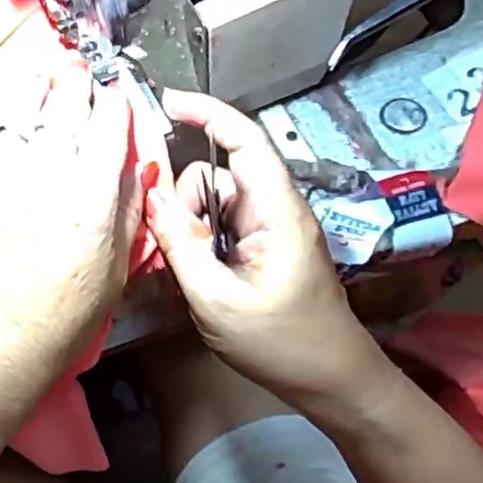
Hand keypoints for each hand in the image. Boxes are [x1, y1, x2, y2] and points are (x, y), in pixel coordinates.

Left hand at [0, 67, 141, 432]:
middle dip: (80, 83)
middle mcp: (45, 168)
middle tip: (82, 80)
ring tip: (46, 80)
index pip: (110, 118)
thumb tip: (131, 170)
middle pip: (67, 97)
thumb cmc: (54, 323)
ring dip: (39, 85)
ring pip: (21, 99)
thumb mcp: (113, 272)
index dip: (117, 102)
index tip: (116, 99)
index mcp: (90, 192)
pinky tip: (5, 112)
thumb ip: (127, 210)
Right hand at [143, 90, 392, 410]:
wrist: (331, 381)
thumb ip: (181, 245)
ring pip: (212, 201)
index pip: (246, 141)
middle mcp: (274, 209)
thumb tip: (150, 197)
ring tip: (189, 270)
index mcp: (277, 212)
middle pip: (217, 175)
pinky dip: (199, 237)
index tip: (169, 101)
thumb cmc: (283, 344)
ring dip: (189, 225)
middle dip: (184, 200)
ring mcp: (269, 227)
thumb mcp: (218, 300)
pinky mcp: (262, 245)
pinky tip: (196, 271)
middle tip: (171, 245)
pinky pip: (220, 223)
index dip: (209, 112)